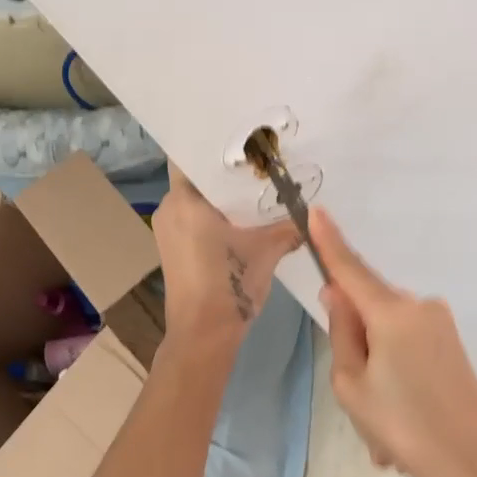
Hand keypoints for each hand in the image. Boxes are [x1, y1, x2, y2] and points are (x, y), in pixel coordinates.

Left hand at [152, 161, 300, 347]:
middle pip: (197, 178)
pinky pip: (194, 221)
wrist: (204, 335)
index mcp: (185, 200)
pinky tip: (243, 222)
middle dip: (226, 173)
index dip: (217, 145)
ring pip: (195, 201)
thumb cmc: (229, 286)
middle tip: (259, 165)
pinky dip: (215, 217)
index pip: (192, 154)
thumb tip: (309, 214)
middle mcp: (170, 209)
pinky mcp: (173, 251)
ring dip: (222, 198)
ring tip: (255, 191)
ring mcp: (168, 232)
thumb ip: (287, 227)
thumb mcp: (266, 251)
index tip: (244, 140)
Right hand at [309, 207, 476, 476]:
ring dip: (377, 372)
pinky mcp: (453, 344)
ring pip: (388, 336)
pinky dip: (396, 381)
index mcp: (392, 313)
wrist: (469, 460)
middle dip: (355, 345)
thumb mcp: (351, 384)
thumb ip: (341, 333)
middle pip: (369, 309)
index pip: (351, 270)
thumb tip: (337, 294)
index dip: (330, 243)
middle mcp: (421, 307)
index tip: (315, 211)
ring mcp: (441, 325)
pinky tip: (401, 422)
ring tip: (382, 424)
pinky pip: (408, 351)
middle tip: (359, 401)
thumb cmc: (401, 425)